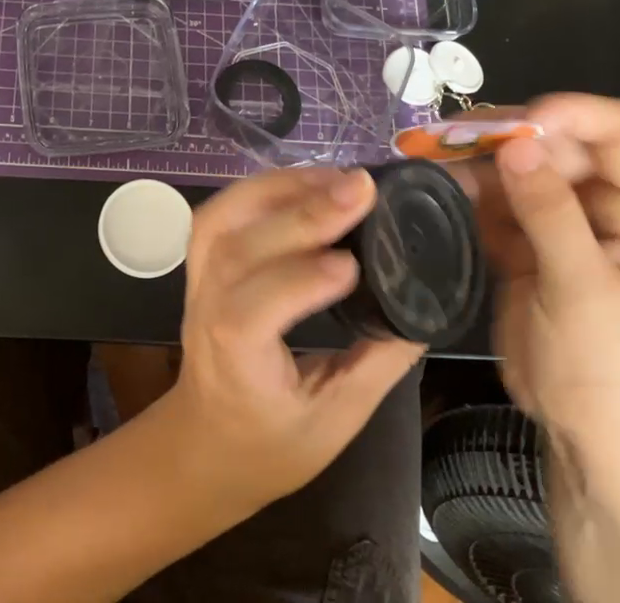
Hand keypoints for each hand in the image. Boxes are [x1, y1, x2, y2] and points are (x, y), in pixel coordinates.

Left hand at [163, 168, 423, 511]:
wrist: (206, 442)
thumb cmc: (269, 443)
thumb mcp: (334, 421)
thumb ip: (377, 365)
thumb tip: (422, 311)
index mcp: (234, 361)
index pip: (250, 311)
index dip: (298, 281)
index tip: (353, 264)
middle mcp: (204, 312)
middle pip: (236, 250)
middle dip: (299, 214)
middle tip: (362, 188)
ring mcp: (198, 282)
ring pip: (221, 219)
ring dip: (277, 189)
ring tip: (337, 176)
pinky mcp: (204, 264)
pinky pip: (222, 214)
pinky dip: (261, 190)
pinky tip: (304, 181)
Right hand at [471, 95, 619, 472]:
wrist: (591, 439)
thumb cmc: (611, 373)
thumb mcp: (584, 291)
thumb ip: (551, 214)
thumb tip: (516, 144)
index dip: (575, 114)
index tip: (517, 123)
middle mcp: (613, 209)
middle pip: (565, 145)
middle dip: (511, 135)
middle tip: (451, 135)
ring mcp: (569, 226)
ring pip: (525, 170)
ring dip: (482, 160)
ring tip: (432, 154)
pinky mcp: (532, 246)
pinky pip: (501, 202)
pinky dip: (472, 192)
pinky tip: (440, 186)